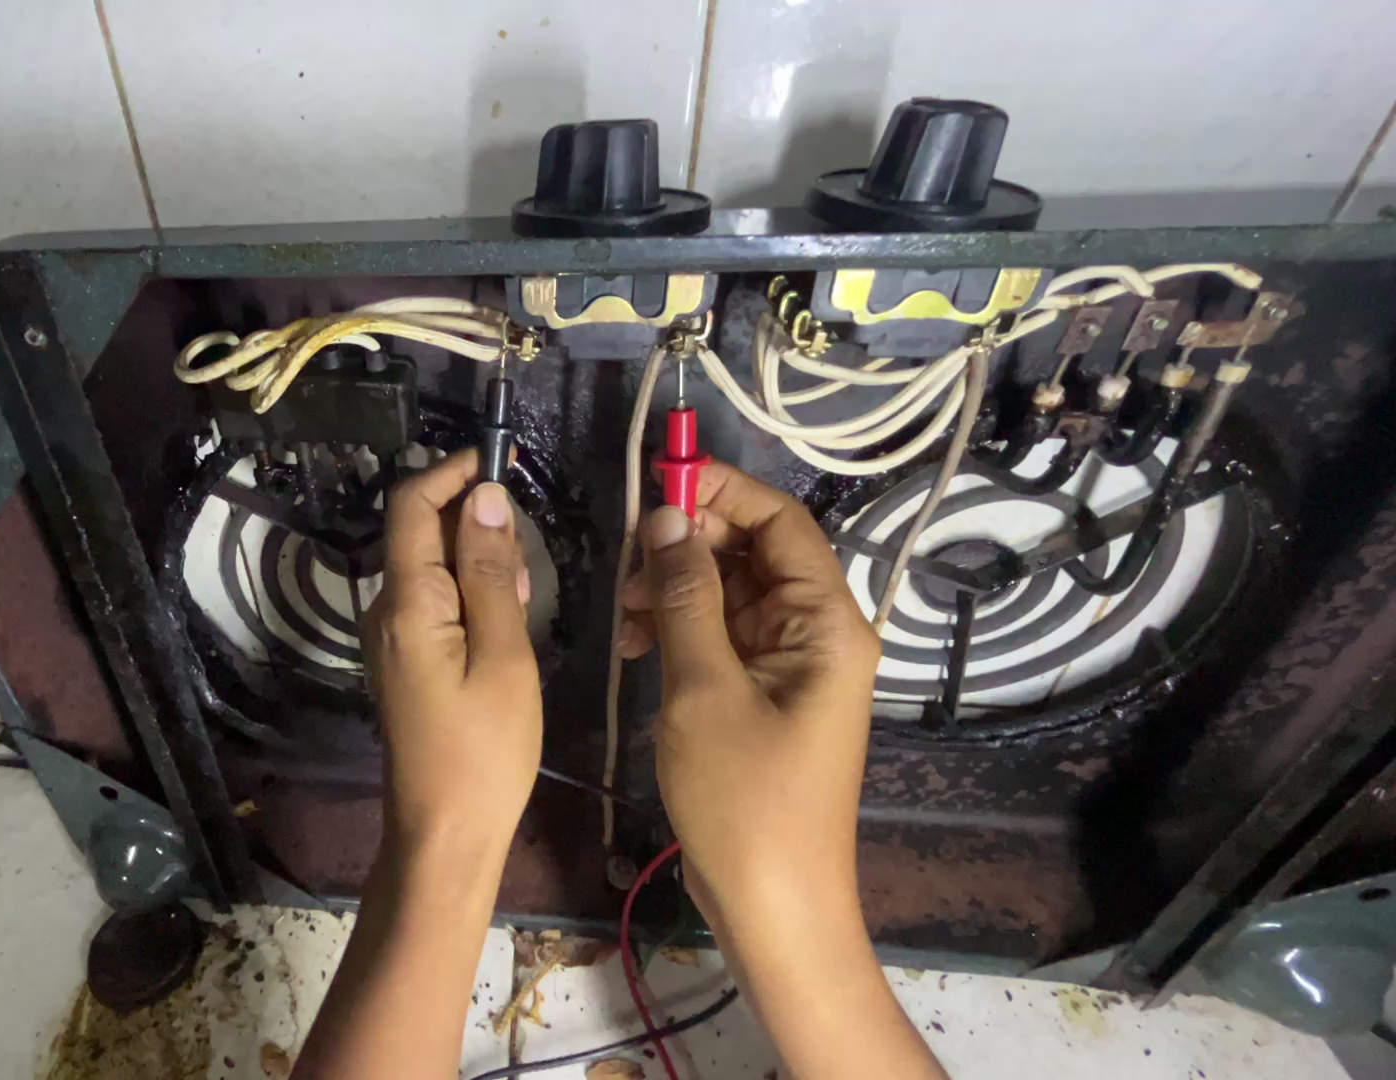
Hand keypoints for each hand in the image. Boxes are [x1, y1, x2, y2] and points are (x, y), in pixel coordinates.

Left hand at [365, 449, 540, 850]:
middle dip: (474, 521)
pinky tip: (506, 622)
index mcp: (406, 601)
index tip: (501, 461)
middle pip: (421, 531)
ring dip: (477, 560)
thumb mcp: (502, 653)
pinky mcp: (408, 657)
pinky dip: (471, 593)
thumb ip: (488, 572)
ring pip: (433, 566)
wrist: (444, 830)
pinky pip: (435, 601)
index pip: (411, 505)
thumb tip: (485, 496)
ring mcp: (394, 634)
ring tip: (521, 596)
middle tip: (524, 556)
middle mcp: (387, 608)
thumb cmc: (484, 748)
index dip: (450, 472)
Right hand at [619, 464, 879, 914]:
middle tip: (627, 559)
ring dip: (673, 589)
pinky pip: (717, 631)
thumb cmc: (743, 796)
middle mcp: (815, 629)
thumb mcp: (702, 686)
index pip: (781, 522)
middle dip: (686, 546)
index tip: (658, 479)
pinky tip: (635, 646)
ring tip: (624, 614)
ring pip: (726, 590)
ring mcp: (786, 659)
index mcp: (827, 621)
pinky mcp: (758, 685)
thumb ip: (685, 595)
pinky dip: (676, 627)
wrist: (769, 900)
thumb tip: (665, 518)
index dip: (721, 491)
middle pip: (751, 552)